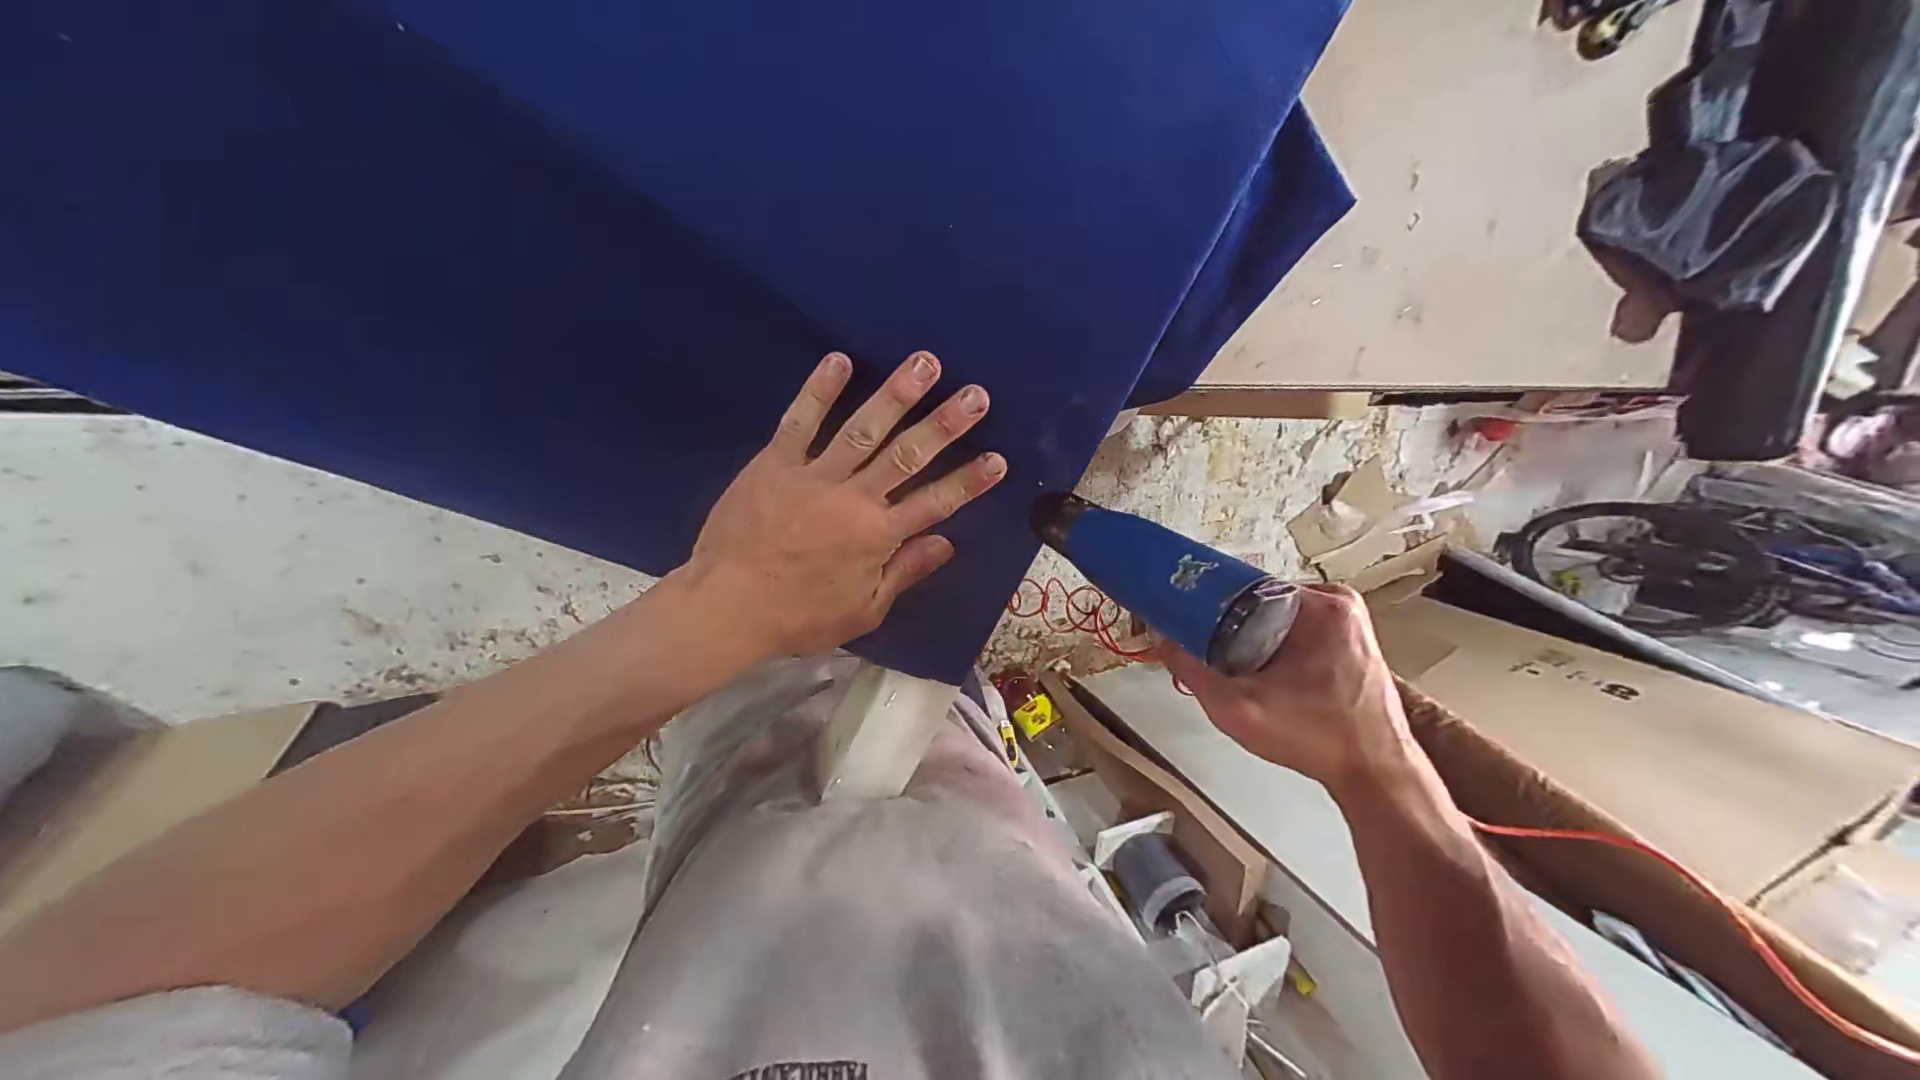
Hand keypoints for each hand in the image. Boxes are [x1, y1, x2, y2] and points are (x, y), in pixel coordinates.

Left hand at [682, 350, 1006, 658]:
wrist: (728, 606)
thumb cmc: (799, 615)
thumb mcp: (863, 610)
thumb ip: (905, 572)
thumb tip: (948, 543)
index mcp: (878, 537)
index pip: (936, 503)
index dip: (969, 481)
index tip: (998, 458)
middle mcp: (854, 498)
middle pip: (908, 455)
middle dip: (945, 424)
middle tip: (976, 395)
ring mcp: (814, 476)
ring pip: (864, 429)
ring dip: (897, 394)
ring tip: (925, 363)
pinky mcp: (776, 463)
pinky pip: (800, 421)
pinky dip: (820, 390)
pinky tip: (839, 360)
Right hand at [1157, 585, 1420, 798]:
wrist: (1374, 773)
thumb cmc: (1318, 741)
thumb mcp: (1237, 709)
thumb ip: (1191, 671)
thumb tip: (1161, 638)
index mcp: (1320, 607)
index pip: (1242, 587)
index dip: (1207, 604)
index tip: (1185, 621)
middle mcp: (1338, 603)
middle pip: (1258, 601)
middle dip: (1229, 626)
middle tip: (1210, 656)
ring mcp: (1348, 620)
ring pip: (1273, 616)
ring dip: (1250, 637)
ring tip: (1236, 669)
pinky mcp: (1350, 638)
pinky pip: (1293, 628)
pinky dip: (1272, 645)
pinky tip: (1261, 673)